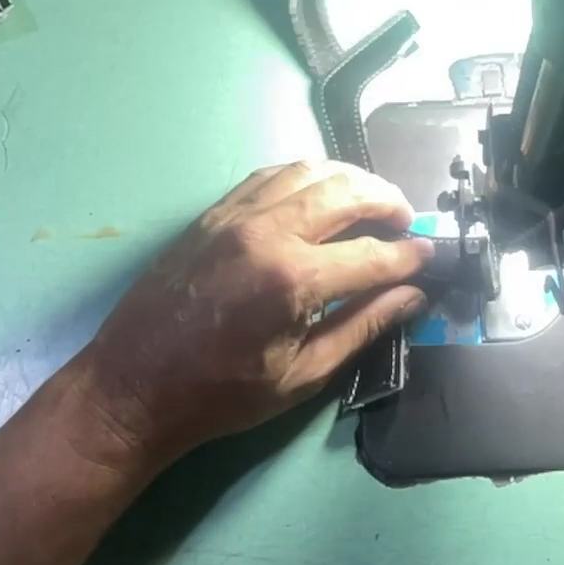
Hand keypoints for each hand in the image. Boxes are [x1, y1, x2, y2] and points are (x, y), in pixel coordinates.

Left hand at [61, 161, 432, 467]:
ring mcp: (238, 214)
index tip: (431, 254)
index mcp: (294, 279)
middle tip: (407, 219)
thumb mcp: (303, 374)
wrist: (133, 387)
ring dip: (351, 178)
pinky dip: (308, 175)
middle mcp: (269, 231)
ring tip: (372, 198)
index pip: (373, 255)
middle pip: (347, 192)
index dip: (410, 255)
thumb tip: (413, 295)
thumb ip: (364, 327)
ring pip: (311, 170)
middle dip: (388, 200)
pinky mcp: (216, 211)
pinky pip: (273, 174)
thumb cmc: (221, 394)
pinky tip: (321, 191)